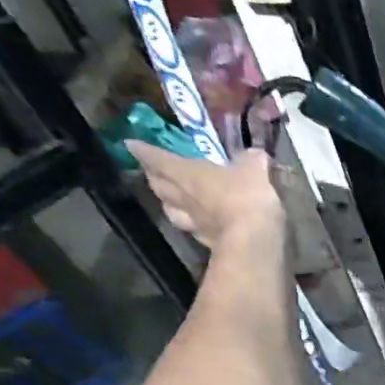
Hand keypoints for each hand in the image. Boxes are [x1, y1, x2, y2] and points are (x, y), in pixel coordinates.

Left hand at [127, 142, 282, 248]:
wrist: (251, 240)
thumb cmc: (245, 197)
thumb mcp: (253, 170)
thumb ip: (250, 160)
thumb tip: (253, 155)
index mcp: (186, 173)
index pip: (157, 158)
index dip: (144, 150)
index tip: (131, 144)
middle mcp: (181, 196)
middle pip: (158, 184)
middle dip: (154, 176)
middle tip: (152, 171)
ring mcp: (192, 220)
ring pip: (170, 208)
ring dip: (166, 201)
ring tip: (170, 199)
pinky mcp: (206, 240)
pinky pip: (192, 227)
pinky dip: (192, 222)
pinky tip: (200, 223)